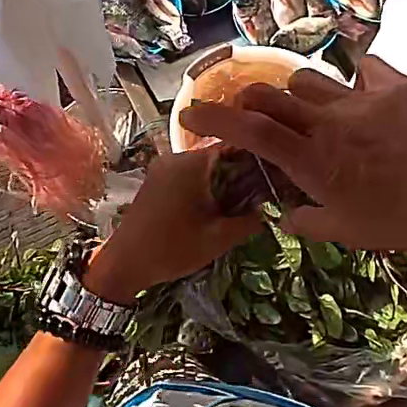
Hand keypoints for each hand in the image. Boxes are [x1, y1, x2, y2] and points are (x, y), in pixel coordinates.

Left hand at [82, 146, 261, 303]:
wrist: (124, 263)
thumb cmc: (172, 249)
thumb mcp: (220, 237)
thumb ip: (252, 218)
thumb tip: (277, 206)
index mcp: (192, 163)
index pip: (237, 144)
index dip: (262, 157)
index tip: (282, 172)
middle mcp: (176, 157)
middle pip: (220, 154)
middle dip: (244, 171)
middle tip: (268, 192)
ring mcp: (162, 167)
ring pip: (204, 166)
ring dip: (224, 180)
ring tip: (247, 201)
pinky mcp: (155, 180)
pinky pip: (188, 175)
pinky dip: (205, 186)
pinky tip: (218, 205)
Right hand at [178, 57, 406, 270]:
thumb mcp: (351, 232)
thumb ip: (308, 221)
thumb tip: (287, 215)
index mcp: (313, 163)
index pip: (247, 132)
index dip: (211, 119)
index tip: (190, 114)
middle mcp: (330, 124)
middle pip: (268, 94)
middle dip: (247, 101)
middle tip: (249, 114)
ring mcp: (364, 100)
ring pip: (306, 77)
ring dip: (294, 92)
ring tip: (308, 108)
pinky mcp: (398, 86)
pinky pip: (360, 66)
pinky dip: (350, 77)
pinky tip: (358, 92)